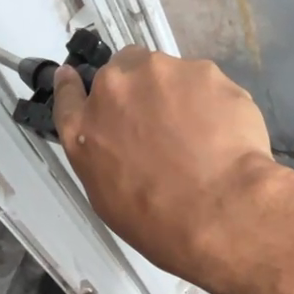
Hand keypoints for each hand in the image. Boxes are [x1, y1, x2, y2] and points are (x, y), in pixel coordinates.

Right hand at [52, 49, 276, 278]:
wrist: (220, 213)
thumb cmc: (159, 222)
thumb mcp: (109, 200)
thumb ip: (101, 156)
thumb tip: (113, 141)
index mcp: (86, 127)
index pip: (69, 94)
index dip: (75, 87)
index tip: (78, 82)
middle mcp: (117, 87)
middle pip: (123, 70)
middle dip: (140, 92)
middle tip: (162, 129)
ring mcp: (164, 73)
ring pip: (169, 74)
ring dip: (179, 96)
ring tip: (201, 139)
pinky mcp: (208, 72)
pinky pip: (207, 85)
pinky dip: (213, 105)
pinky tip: (225, 137)